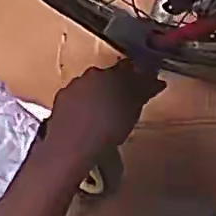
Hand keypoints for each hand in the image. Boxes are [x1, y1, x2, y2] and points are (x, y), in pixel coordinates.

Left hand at [40, 61, 163, 162]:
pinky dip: (83, 108)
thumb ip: (144, 91)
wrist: (71, 147)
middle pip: (107, 77)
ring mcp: (71, 89)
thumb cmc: (108, 127)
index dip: (137, 76)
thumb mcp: (133, 110)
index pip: (128, 68)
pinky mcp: (59, 104)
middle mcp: (88, 76)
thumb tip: (156, 81)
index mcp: (109, 74)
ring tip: (106, 116)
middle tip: (126, 103)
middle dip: (117, 87)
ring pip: (90, 88)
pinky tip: (88, 123)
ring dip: (98, 97)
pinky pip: (76, 102)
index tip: (144, 86)